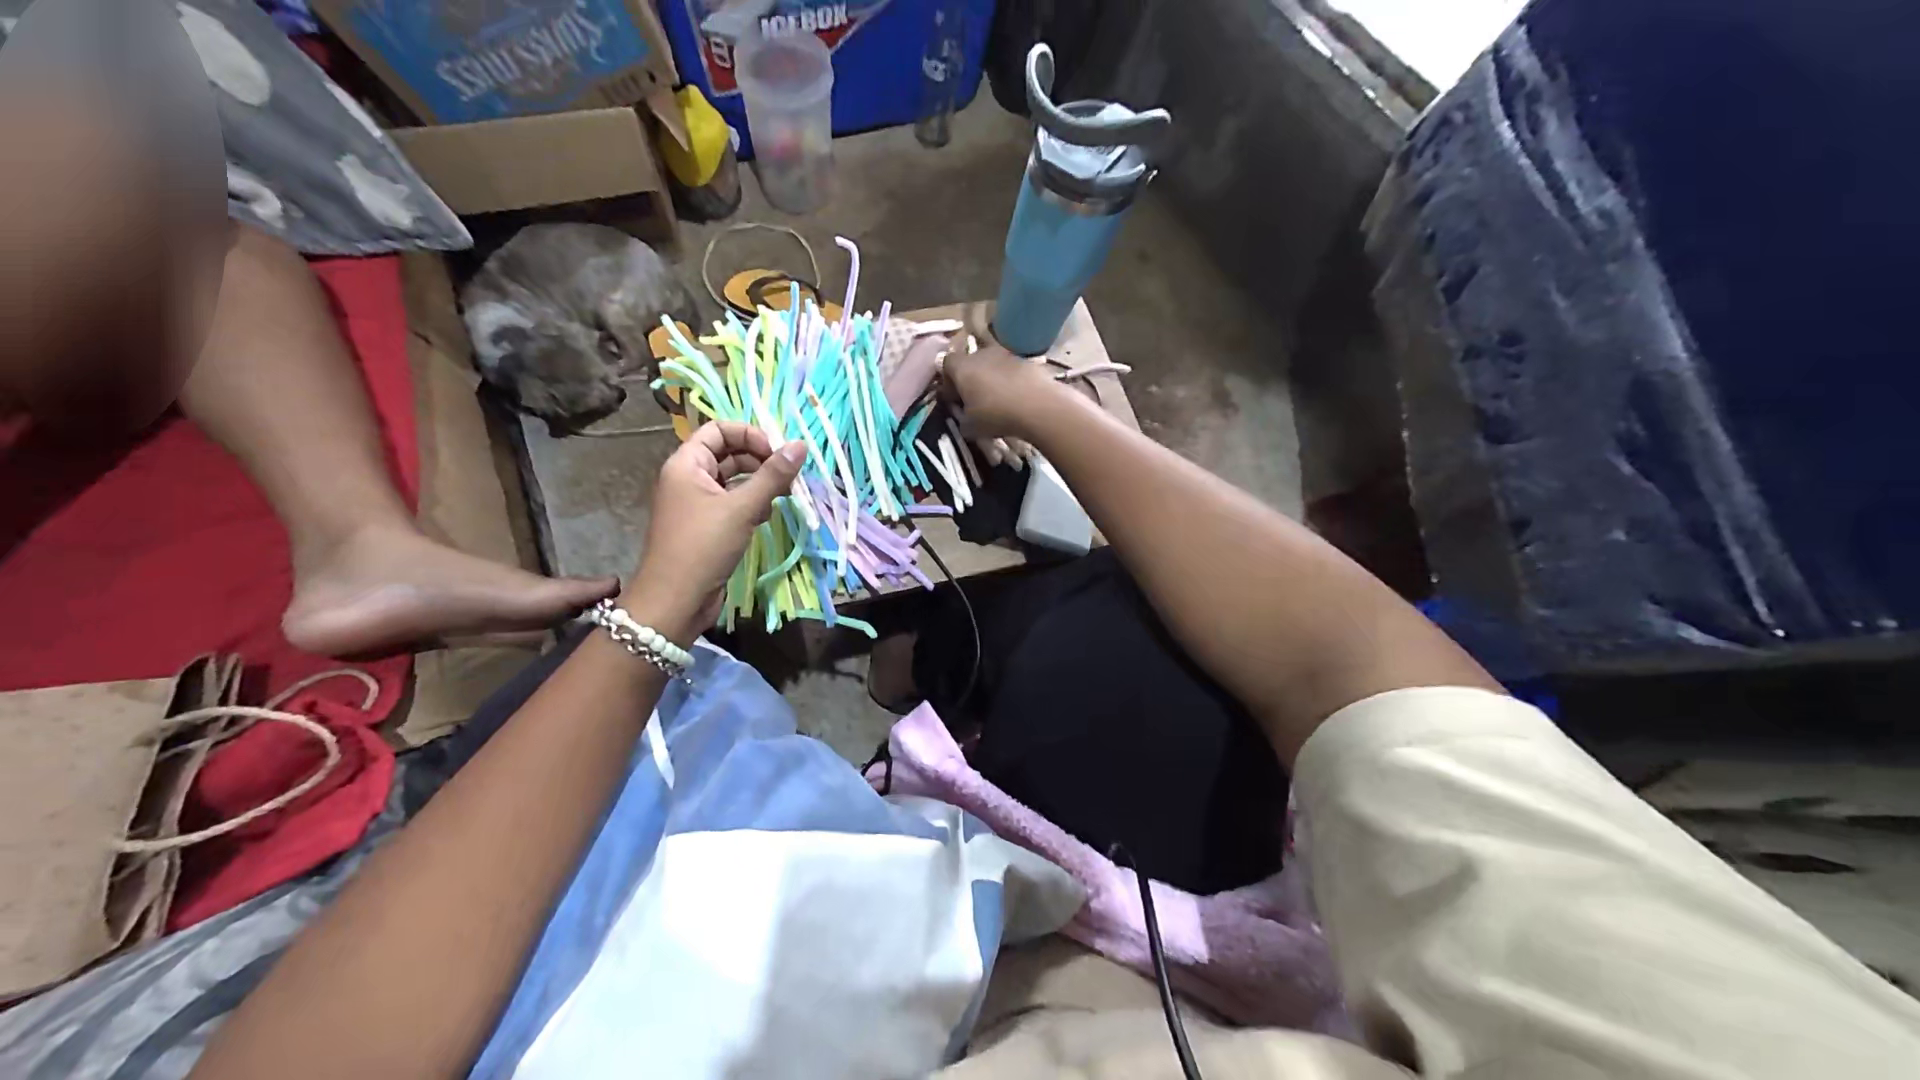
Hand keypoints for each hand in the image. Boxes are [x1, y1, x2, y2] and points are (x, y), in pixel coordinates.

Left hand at [623, 421, 806, 642]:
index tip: (777, 453)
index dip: (750, 434)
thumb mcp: (742, 508)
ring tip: (785, 495)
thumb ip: (773, 476)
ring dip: (760, 483)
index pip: (719, 430)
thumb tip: (800, 445)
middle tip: (789, 476)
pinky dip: (752, 503)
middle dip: (760, 460)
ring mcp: (697, 503)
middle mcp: (689, 478)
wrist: (675, 600)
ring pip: (733, 479)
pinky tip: (768, 515)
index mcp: (686, 464)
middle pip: (728, 453)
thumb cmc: (703, 547)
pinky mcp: (707, 526)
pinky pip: (733, 503)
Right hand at [941, 338, 1063, 440]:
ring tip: (999, 402)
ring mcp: (1007, 354)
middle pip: (971, 363)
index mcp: (962, 367)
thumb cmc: (996, 415)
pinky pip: (1012, 371)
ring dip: (992, 380)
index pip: (947, 364)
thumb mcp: (970, 427)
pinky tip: (1018, 400)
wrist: (1039, 406)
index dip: (948, 381)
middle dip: (971, 380)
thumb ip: (961, 420)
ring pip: (993, 366)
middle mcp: (982, 353)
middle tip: (976, 401)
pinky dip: (1011, 382)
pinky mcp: (1027, 360)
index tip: (954, 399)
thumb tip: (964, 417)